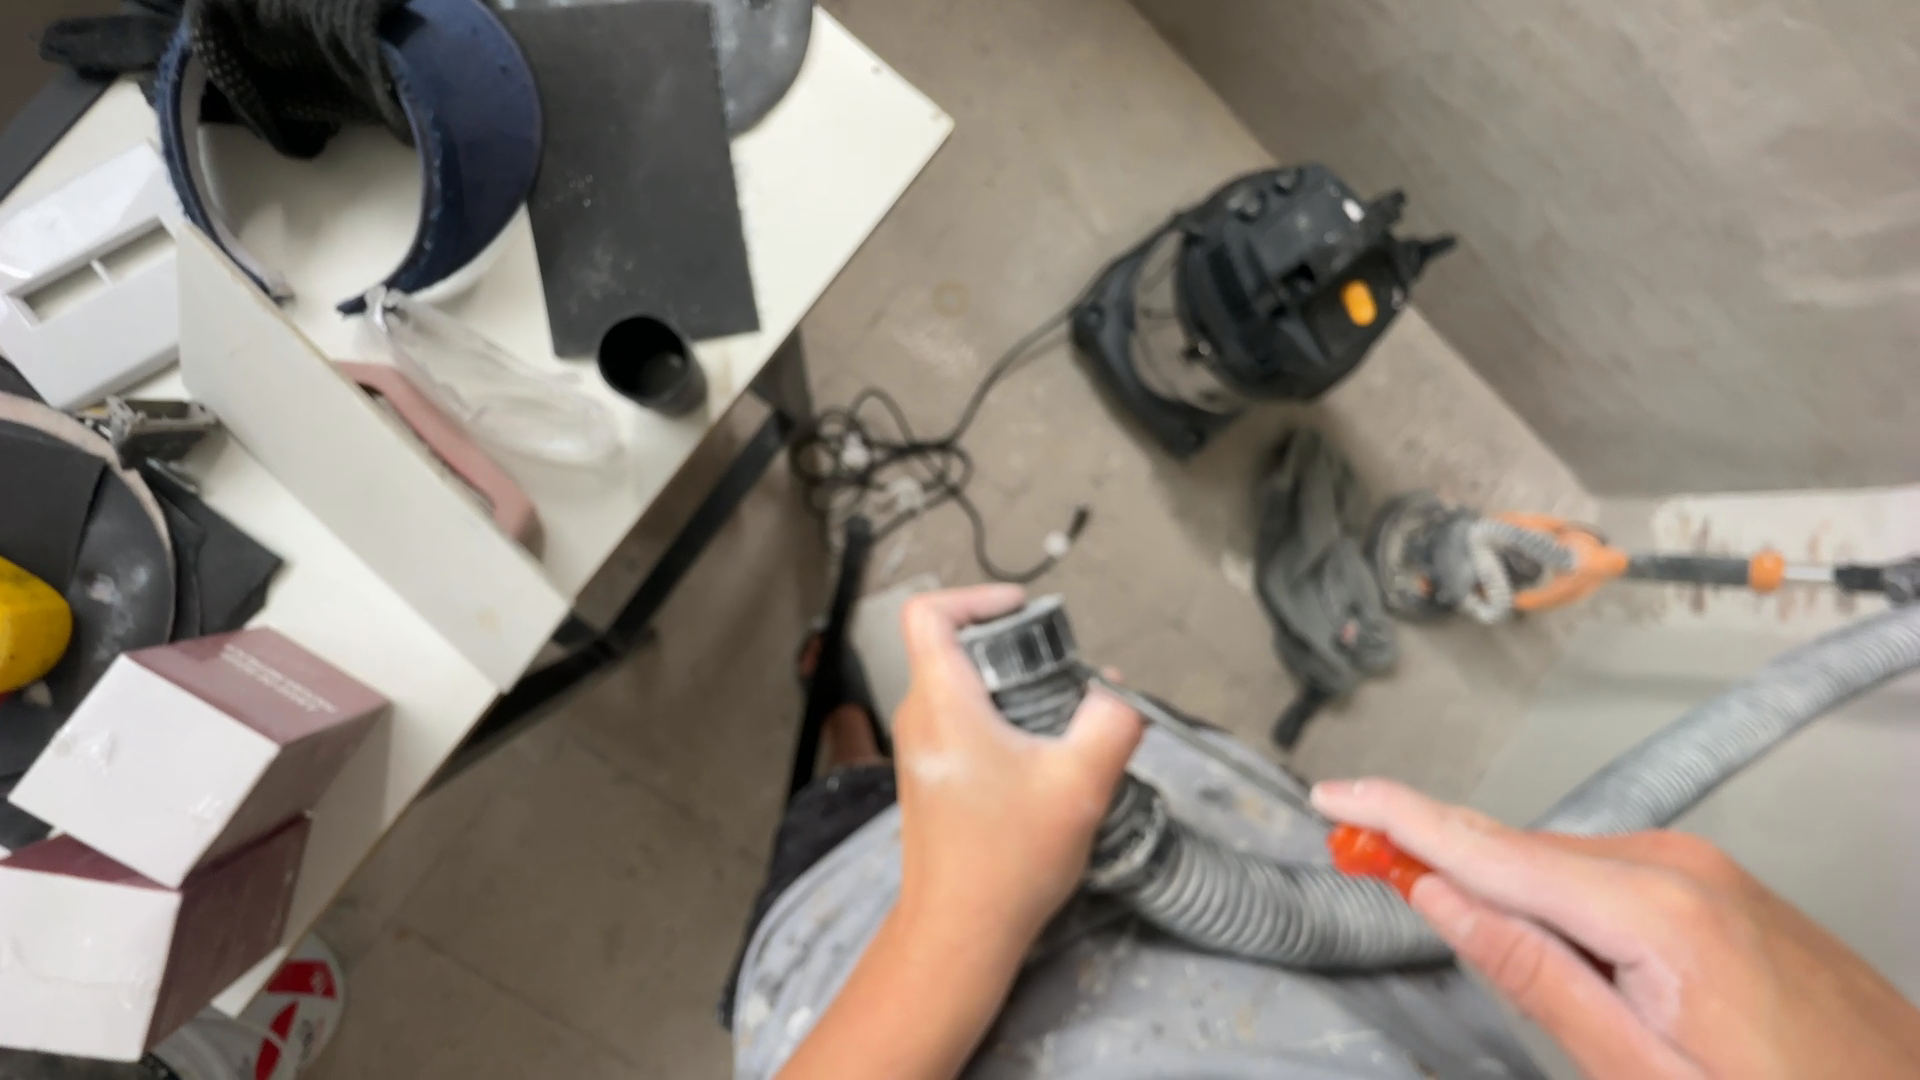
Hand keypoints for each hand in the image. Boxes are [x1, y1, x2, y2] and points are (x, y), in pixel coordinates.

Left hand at [891, 586, 1143, 950]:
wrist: (957, 931)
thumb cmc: (1008, 858)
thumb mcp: (1079, 785)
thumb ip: (1111, 724)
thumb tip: (1118, 691)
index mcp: (942, 701)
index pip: (929, 613)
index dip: (975, 596)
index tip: (1022, 611)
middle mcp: (919, 714)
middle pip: (948, 643)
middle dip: (1005, 641)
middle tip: (1054, 663)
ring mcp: (917, 745)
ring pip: (954, 681)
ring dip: (1003, 680)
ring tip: (1053, 709)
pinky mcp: (927, 771)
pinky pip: (955, 716)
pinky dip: (993, 712)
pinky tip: (1034, 750)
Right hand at [1312, 779, 1919, 1079]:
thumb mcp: (1645, 1077)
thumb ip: (1530, 971)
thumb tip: (1436, 892)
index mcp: (1657, 911)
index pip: (1483, 845)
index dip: (1393, 815)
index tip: (1330, 796)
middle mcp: (1674, 864)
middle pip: (1509, 845)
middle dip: (1430, 849)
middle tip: (1361, 853)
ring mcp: (1698, 866)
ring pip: (1547, 860)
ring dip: (1496, 886)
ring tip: (1491, 945)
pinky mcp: (1708, 880)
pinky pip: (1591, 871)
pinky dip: (1545, 893)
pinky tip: (1555, 940)